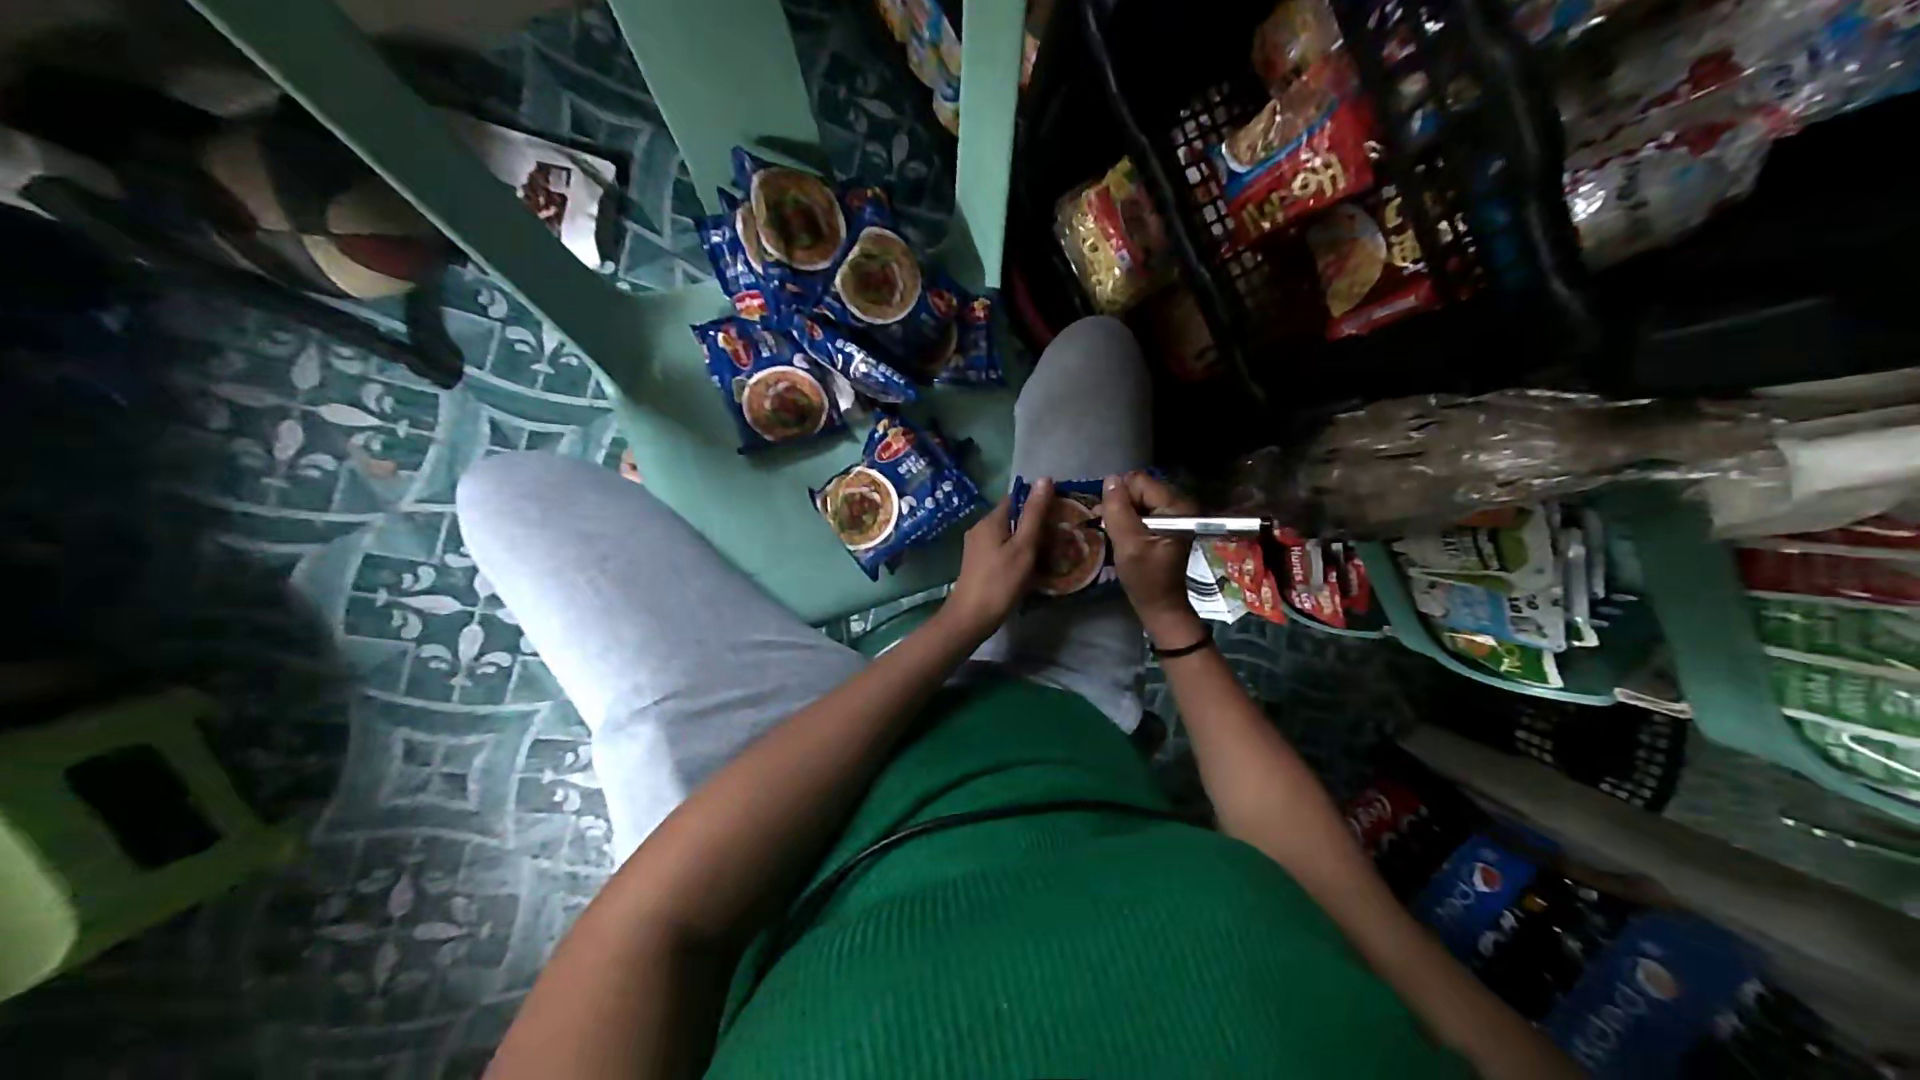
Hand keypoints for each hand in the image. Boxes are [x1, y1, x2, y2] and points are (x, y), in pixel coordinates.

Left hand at [941, 479, 1053, 640]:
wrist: (971, 617)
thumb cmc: (1000, 581)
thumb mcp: (1024, 546)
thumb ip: (1035, 514)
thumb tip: (1045, 479)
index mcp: (990, 519)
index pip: (1017, 498)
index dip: (1039, 502)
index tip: (1060, 513)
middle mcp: (980, 528)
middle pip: (1013, 516)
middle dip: (1035, 523)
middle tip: (1059, 536)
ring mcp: (977, 546)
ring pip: (1008, 534)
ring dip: (1027, 540)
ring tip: (1050, 552)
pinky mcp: (978, 562)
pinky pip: (1001, 549)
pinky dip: (1017, 553)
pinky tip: (1030, 566)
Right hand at [1102, 471, 1207, 648]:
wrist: (1160, 605)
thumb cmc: (1145, 578)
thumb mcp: (1127, 544)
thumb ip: (1118, 510)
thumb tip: (1110, 480)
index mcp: (1175, 506)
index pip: (1138, 481)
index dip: (1119, 497)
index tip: (1108, 519)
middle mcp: (1178, 503)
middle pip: (1138, 487)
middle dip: (1120, 504)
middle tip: (1109, 527)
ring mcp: (1173, 513)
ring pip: (1137, 498)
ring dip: (1122, 513)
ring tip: (1114, 532)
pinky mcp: (1166, 522)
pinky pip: (1141, 510)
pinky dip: (1128, 520)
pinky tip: (1123, 535)